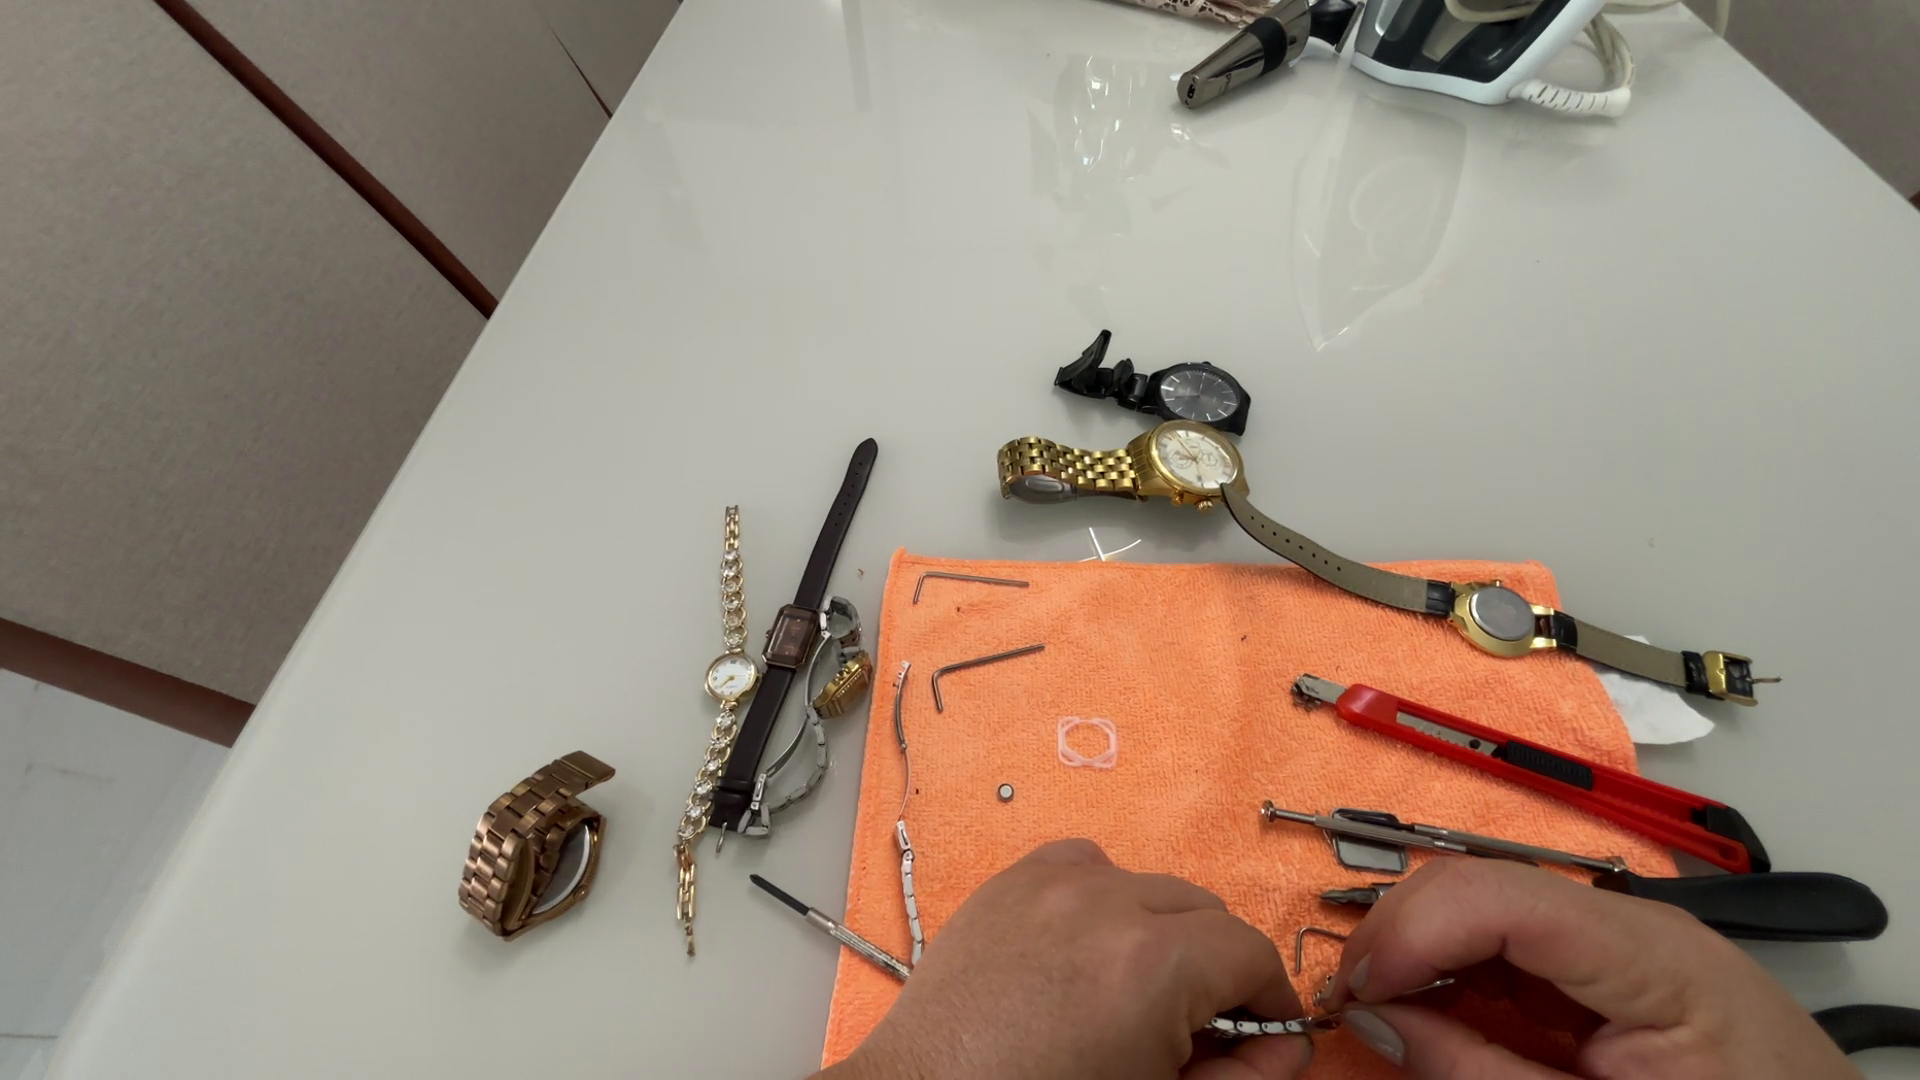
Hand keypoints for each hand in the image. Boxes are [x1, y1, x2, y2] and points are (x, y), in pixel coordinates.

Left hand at [824, 839, 1312, 1079]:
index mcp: (1149, 962)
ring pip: (1144, 881)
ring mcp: (1048, 880)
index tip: (1264, 1030)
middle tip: (1197, 1022)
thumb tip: (1287, 1047)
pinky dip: (1102, 894)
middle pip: (1201, 906)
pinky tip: (1086, 943)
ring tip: (1133, 987)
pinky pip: (1082, 862)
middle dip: (1215, 961)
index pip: (1248, 948)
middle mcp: (1102, 900)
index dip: (1269, 994)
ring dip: (1159, 926)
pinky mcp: (1009, 879)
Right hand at [1323, 859, 1858, 1078]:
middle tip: (1352, 996)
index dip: (1410, 929)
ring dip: (1417, 948)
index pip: (1499, 897)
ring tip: (1383, 1002)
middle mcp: (1633, 923)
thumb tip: (1366, 1016)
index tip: (1356, 988)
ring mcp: (1619, 936)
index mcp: (1655, 960)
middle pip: (1478, 885)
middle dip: (1400, 934)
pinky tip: (1432, 1002)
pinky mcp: (1605, 961)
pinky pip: (1504, 940)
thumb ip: (1473, 1070)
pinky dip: (1454, 967)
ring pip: (1478, 903)